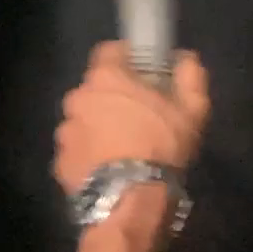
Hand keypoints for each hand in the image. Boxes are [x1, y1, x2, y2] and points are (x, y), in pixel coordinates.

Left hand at [54, 41, 209, 195]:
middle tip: (138, 114)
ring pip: (84, 120)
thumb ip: (190, 75)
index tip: (142, 71)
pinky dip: (90, 154)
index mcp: (106, 78)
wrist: (131, 200)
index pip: (109, 51)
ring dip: (99, 126)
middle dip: (113, 96)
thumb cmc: (161, 145)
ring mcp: (65, 132)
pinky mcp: (60, 162)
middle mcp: (78, 98)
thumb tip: (185, 58)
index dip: (126, 58)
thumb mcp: (193, 109)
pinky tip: (110, 168)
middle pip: (96, 88)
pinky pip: (78, 150)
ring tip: (123, 147)